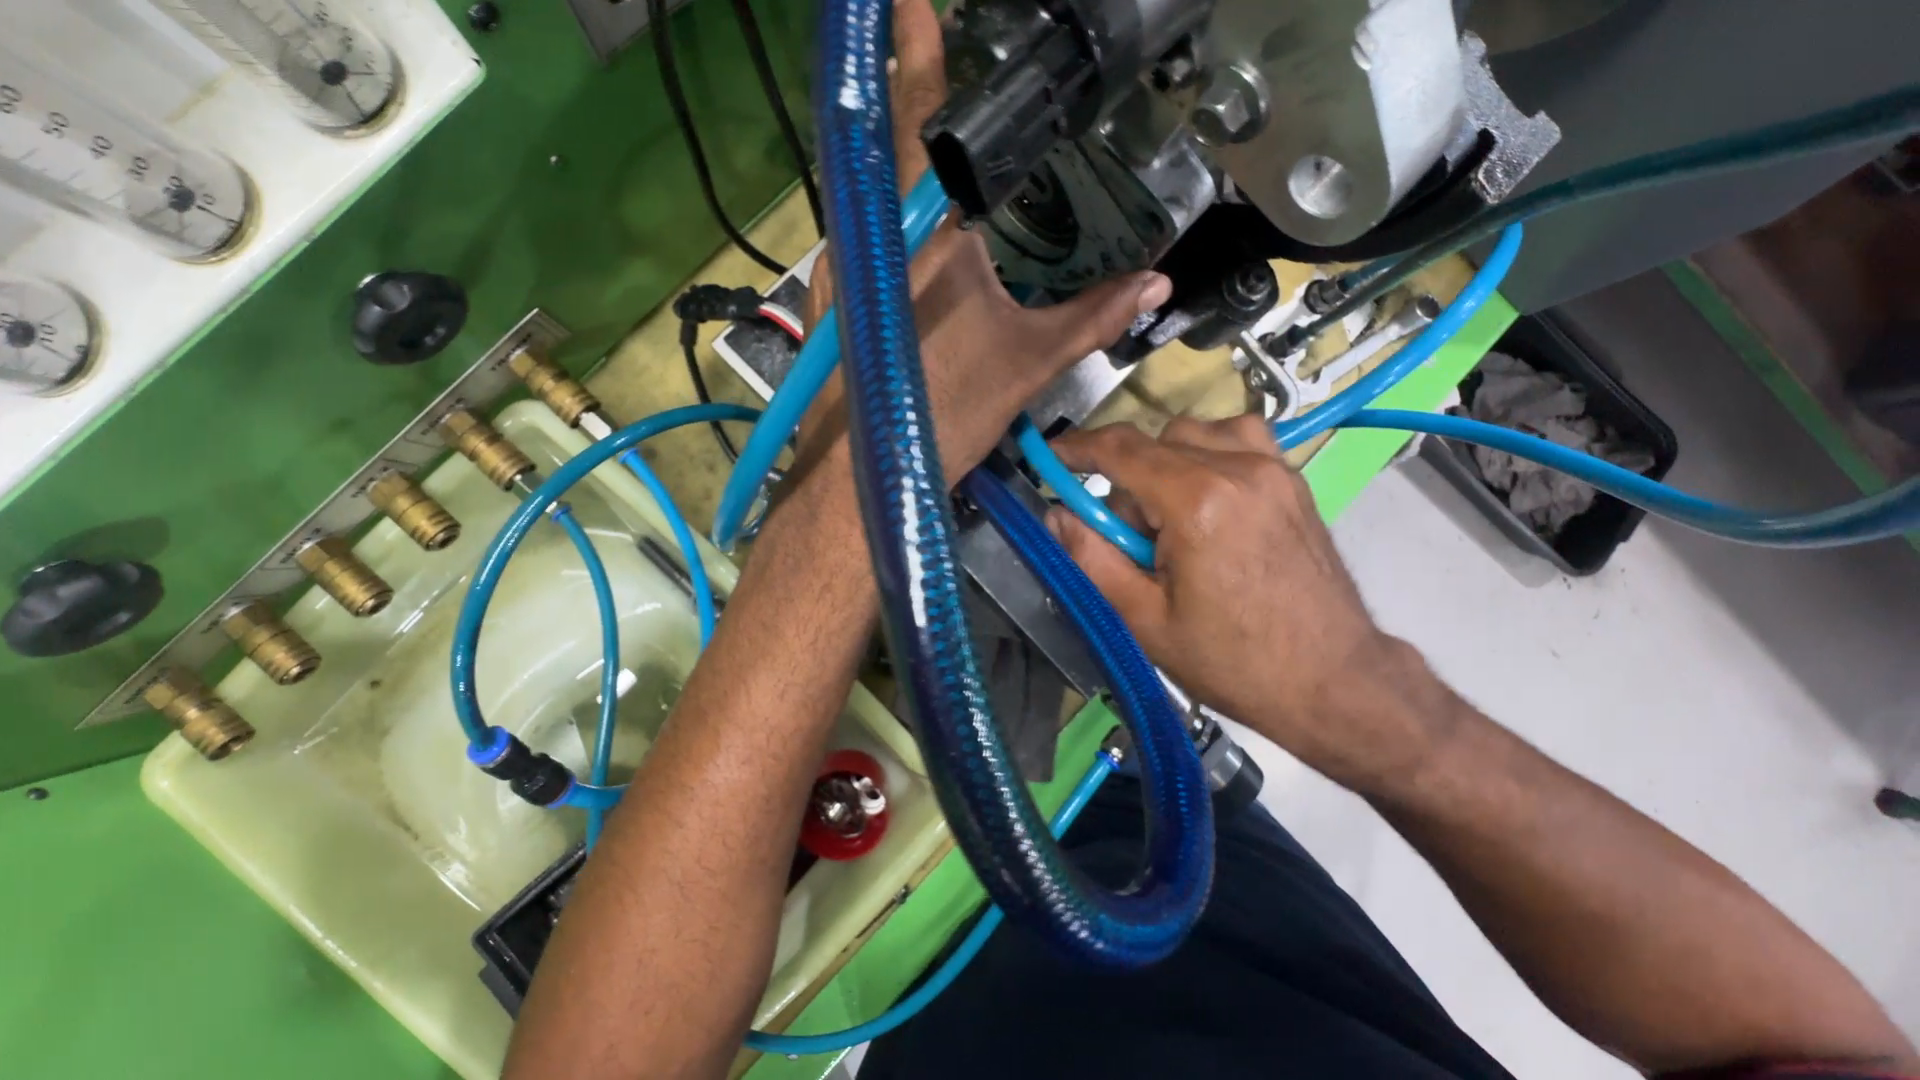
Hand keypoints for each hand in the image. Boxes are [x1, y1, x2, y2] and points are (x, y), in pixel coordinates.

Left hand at [792, 0, 1169, 484]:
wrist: (860, 479)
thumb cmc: (943, 415)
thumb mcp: (1030, 364)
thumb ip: (1093, 316)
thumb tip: (1153, 283)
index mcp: (927, 233)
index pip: (923, 120)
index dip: (917, 53)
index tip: (907, 1)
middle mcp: (874, 232)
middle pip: (892, 144)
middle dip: (918, 102)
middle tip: (945, 69)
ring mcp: (844, 260)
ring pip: (876, 187)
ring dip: (906, 161)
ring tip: (944, 149)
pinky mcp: (833, 292)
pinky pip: (867, 227)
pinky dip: (895, 210)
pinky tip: (922, 227)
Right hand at [1046, 416, 1431, 790]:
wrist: (1333, 678)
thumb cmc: (1234, 662)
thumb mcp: (1145, 620)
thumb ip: (1092, 559)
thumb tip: (1054, 515)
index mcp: (1198, 502)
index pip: (1122, 450)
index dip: (1077, 448)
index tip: (1049, 458)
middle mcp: (1240, 468)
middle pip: (1156, 441)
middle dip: (1128, 481)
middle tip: (1130, 541)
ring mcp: (1274, 469)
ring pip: (1196, 434)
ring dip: (1166, 464)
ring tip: (1170, 522)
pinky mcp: (1294, 480)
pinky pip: (1238, 440)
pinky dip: (1209, 456)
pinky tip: (1207, 501)